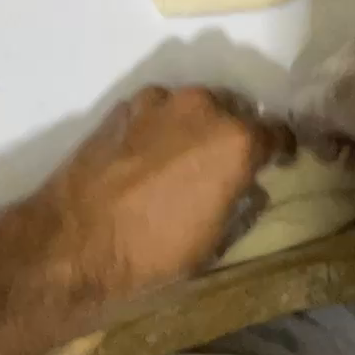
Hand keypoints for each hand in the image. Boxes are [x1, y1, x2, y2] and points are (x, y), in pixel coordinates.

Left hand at [21, 86, 275, 305]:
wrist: (75, 242)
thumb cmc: (155, 252)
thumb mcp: (215, 242)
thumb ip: (243, 204)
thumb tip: (250, 188)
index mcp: (236, 140)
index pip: (276, 131)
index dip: (279, 148)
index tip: (276, 162)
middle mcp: (201, 107)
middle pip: (234, 110)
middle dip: (235, 131)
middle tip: (225, 162)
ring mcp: (158, 101)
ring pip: (193, 105)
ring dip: (196, 125)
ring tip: (184, 156)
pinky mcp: (123, 106)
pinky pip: (157, 110)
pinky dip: (160, 125)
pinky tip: (148, 154)